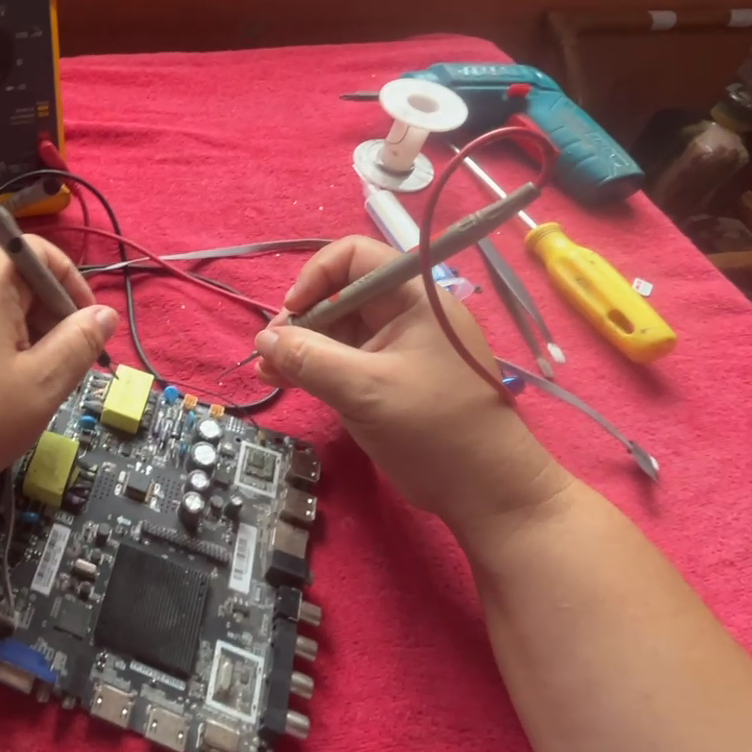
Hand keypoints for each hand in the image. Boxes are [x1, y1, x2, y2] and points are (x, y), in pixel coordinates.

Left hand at [0, 235, 117, 516]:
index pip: (35, 251)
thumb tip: (104, 314)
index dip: (69, 280)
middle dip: (48, 313)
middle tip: (62, 364)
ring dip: (20, 332)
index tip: (85, 325)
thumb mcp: (43, 385)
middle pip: (13, 279)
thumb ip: (79, 343)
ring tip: (28, 382)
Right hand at [253, 235, 572, 533]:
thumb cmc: (436, 431)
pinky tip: (283, 381)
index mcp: (414, 299)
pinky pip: (341, 358)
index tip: (292, 314)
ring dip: (298, 347)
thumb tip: (263, 339)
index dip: (315, 277)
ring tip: (269, 373)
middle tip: (270, 353)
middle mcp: (405, 314)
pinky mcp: (387, 376)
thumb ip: (309, 359)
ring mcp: (396, 346)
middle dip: (299, 321)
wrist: (488, 494)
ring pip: (335, 329)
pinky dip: (312, 367)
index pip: (354, 257)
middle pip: (338, 294)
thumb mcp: (365, 390)